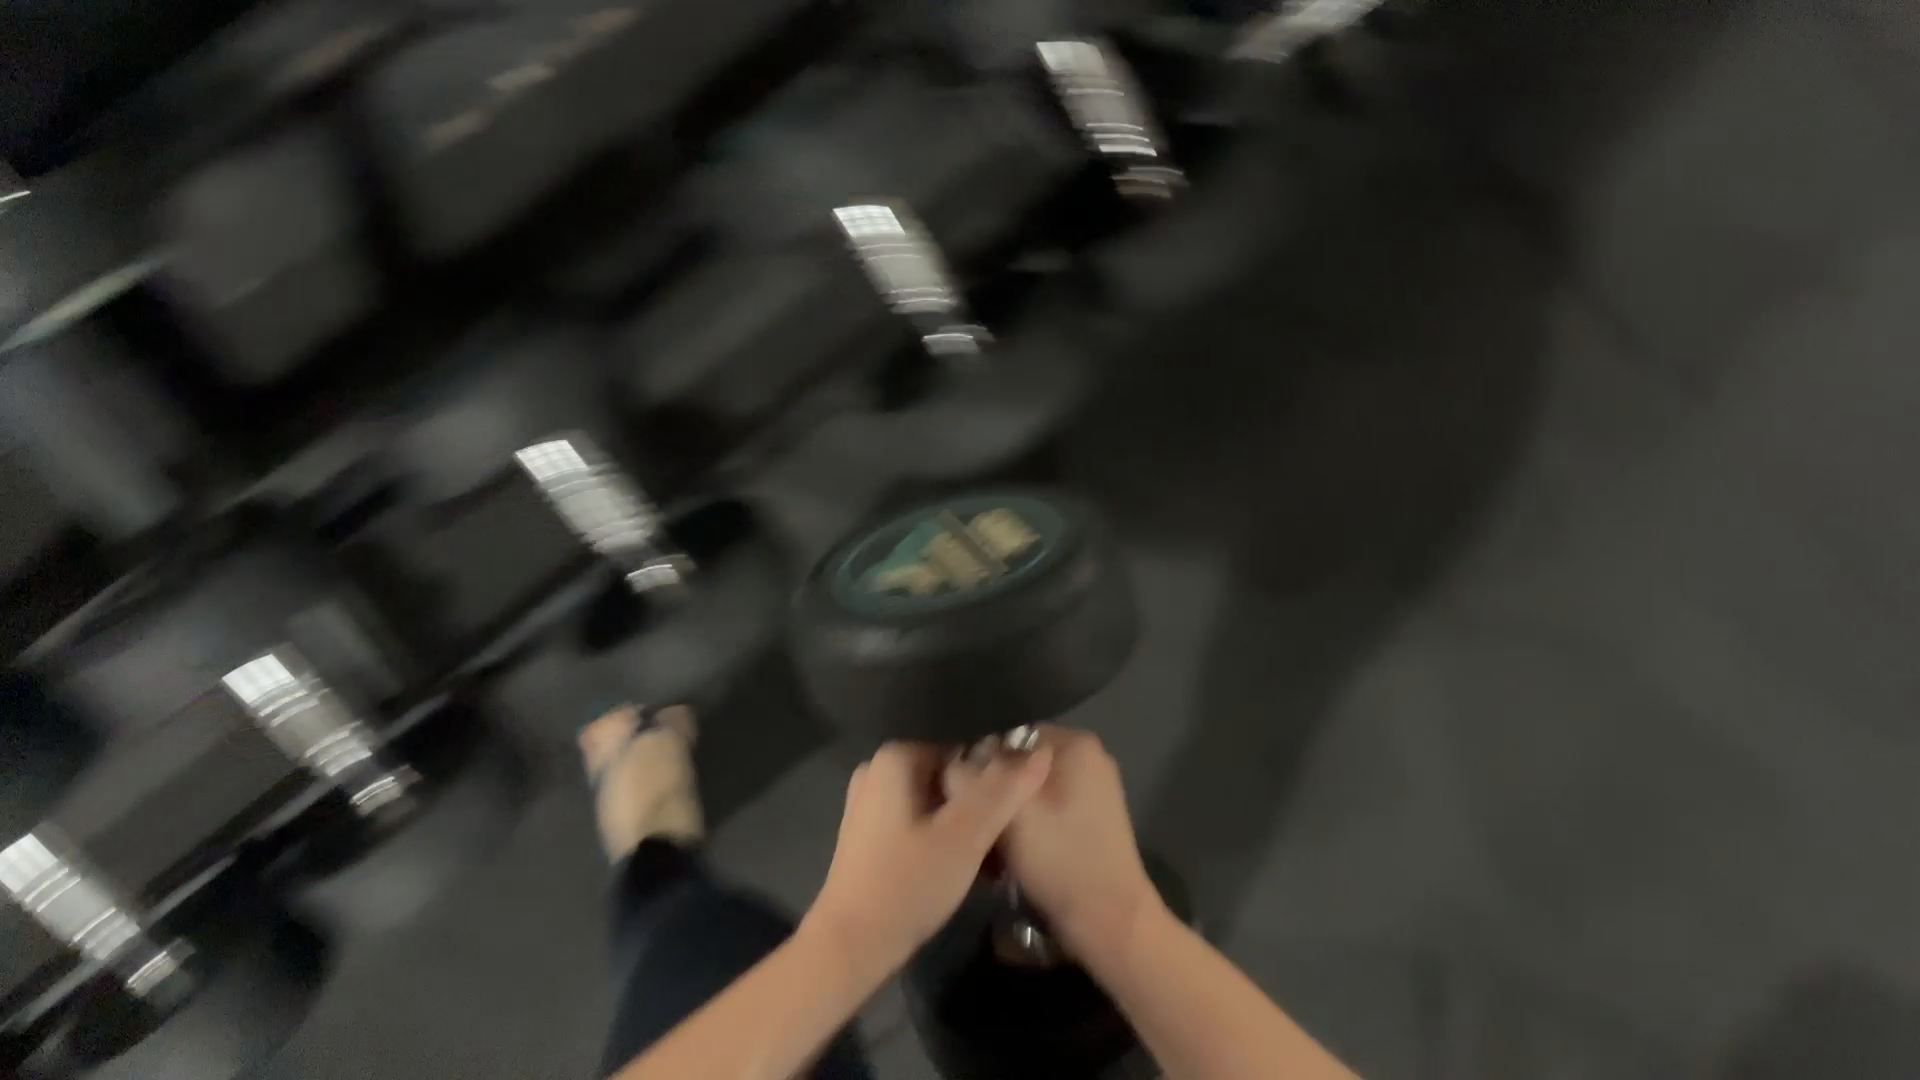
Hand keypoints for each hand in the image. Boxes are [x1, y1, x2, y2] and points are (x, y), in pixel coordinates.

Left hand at [806, 741, 1053, 975]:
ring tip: (987, 858)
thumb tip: (1040, 751)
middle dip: (979, 806)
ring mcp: (869, 804)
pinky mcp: (869, 836)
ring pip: (937, 803)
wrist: (850, 948)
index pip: (965, 750)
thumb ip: (1004, 790)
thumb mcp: (965, 836)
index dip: (995, 780)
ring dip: (963, 826)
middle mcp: (877, 771)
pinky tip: (958, 869)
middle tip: (1002, 841)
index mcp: (895, 756)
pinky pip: (919, 822)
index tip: (1012, 814)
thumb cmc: (908, 884)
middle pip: (949, 777)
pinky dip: (941, 839)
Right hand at [948, 727, 1162, 959]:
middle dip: (992, 791)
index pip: (1009, 733)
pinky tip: (1007, 857)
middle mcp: (1089, 758)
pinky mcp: (1091, 822)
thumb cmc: (1061, 858)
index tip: (957, 790)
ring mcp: (1094, 791)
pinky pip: (1045, 811)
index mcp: (1076, 743)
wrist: (1111, 923)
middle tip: (970, 821)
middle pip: (1019, 763)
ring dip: (1005, 813)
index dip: (977, 760)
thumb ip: (973, 778)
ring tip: (986, 844)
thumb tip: (953, 761)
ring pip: (1029, 791)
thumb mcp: (1008, 813)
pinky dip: (1025, 828)